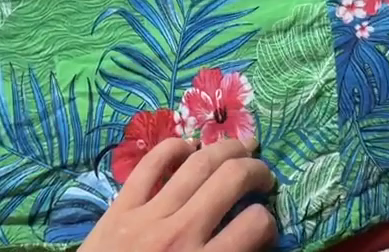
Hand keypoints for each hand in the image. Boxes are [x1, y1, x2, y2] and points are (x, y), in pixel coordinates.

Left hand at [79, 135, 277, 251]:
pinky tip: (190, 148)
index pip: (255, 225)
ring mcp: (148, 216)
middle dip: (257, 171)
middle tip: (264, 176)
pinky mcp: (119, 208)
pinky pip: (152, 163)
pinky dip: (175, 147)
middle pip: (231, 178)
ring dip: (227, 148)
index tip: (265, 226)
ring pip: (198, 162)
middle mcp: (180, 235)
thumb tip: (252, 245)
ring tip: (241, 148)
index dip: (268, 221)